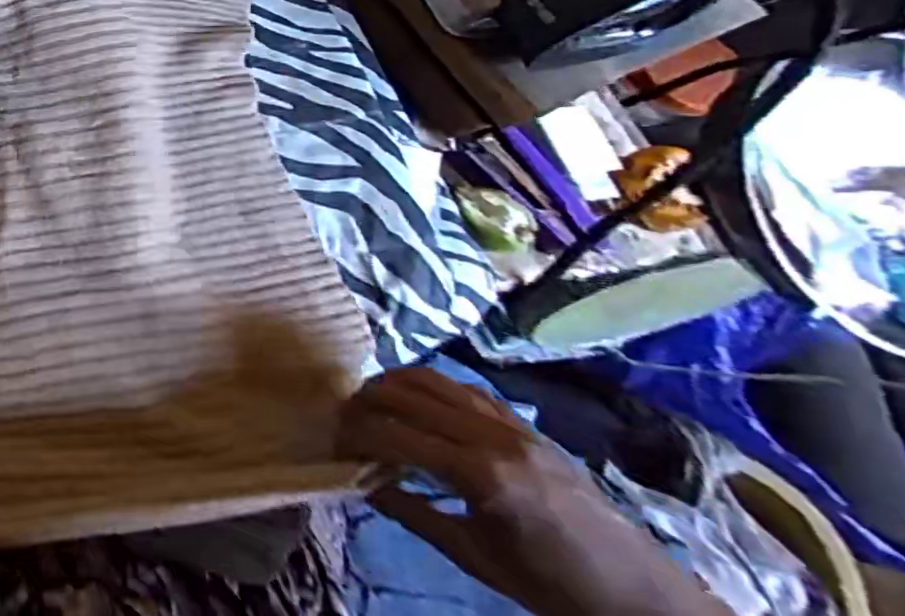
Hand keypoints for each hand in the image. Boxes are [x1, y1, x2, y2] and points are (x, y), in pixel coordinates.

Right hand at [337, 368, 727, 615]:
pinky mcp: (525, 425)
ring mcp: (512, 426)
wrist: (640, 597)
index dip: (357, 433)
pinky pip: (466, 389)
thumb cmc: (551, 586)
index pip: (396, 435)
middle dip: (367, 400)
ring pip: (435, 380)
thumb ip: (412, 513)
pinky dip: (431, 387)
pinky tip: (418, 402)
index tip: (334, 439)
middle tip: (343, 415)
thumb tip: (361, 482)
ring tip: (371, 398)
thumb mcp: (474, 557)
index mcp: (481, 476)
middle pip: (409, 395)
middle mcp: (493, 437)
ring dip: (395, 383)